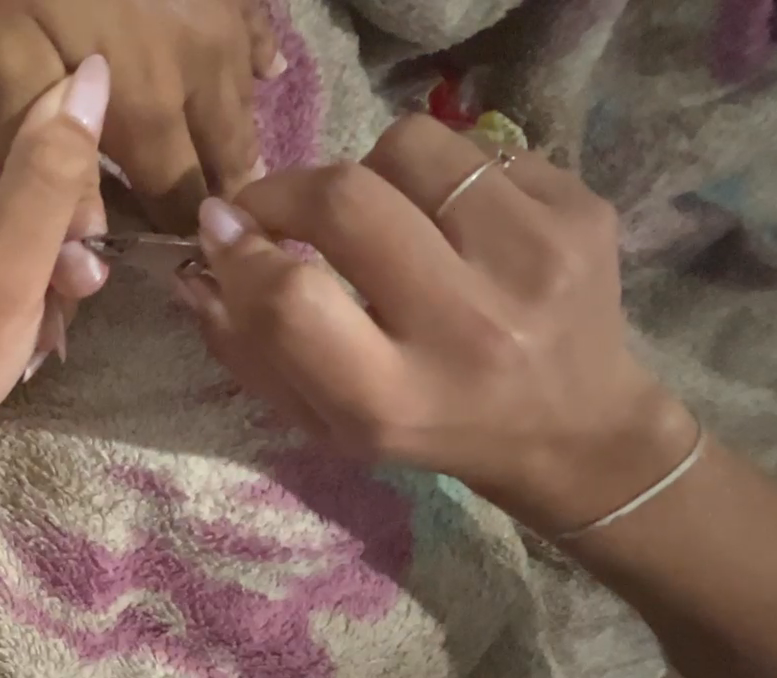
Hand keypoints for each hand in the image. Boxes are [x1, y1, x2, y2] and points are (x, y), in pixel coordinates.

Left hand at [0, 0, 279, 234]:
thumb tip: (93, 239)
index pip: (179, 197)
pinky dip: (256, 60)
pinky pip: (253, 27)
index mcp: (147, 109)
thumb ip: (50, 164)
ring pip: (245, 99)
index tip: (184, 261)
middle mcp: (199, 68)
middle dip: (219, 197)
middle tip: (219, 229)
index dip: (181, 235)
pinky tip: (264, 73)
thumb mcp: (1, 78)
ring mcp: (217, 14)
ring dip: (239, 142)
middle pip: (223, 155)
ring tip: (239, 176)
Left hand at [0, 55, 109, 464]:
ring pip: (42, 218)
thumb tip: (93, 77)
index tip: (80, 251)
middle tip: (75, 290)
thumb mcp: (12, 262)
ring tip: (55, 318)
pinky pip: (24, 250)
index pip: (43, 135)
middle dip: (68, 239)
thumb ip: (50, 174)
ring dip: (61, 270)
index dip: (74, 193)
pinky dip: (41, 287)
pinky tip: (40, 326)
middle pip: (43, 178)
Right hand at [176, 114, 698, 534]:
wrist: (572, 428)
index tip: (218, 234)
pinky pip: (469, 148)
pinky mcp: (582, 207)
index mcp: (389, 397)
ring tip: (369, 219)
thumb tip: (195, 270)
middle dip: (282, 192)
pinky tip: (437, 223)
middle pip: (345, 202)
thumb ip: (248, 350)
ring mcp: (536, 256)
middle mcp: (466, 325)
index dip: (241, 255)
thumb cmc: (420, 431)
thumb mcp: (319, 421)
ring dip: (359, 174)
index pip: (292, 299)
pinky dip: (427, 176)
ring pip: (405, 148)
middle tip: (266, 209)